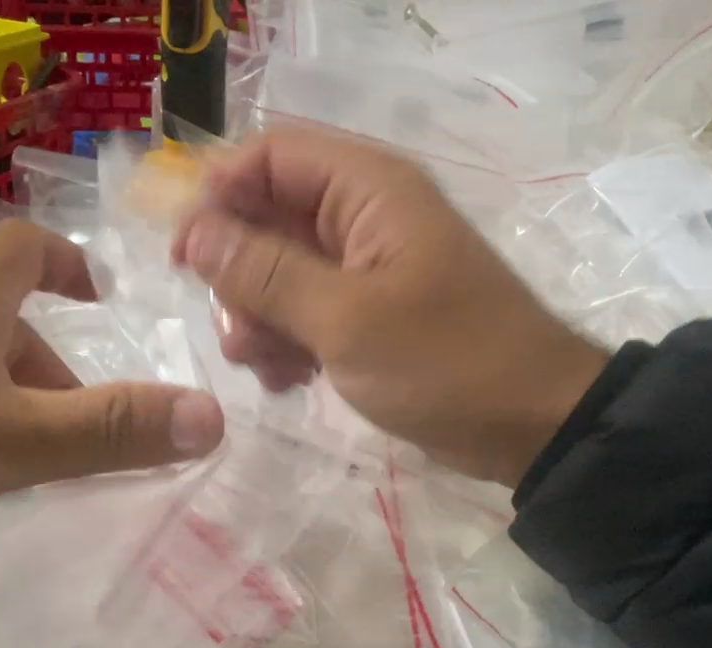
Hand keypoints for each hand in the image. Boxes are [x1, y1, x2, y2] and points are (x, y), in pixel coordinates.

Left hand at [0, 221, 225, 545]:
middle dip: (47, 364)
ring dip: (0, 392)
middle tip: (77, 429)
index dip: (71, 266)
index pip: (30, 246)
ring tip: (21, 458)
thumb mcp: (11, 438)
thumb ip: (108, 430)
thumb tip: (211, 416)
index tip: (100, 302)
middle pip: (2, 312)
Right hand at [172, 127, 608, 488]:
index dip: (219, 197)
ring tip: (272, 370)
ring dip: (260, 322)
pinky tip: (291, 383)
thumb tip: (194, 231)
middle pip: (266, 221)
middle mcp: (362, 217)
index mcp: (367, 189)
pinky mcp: (366, 316)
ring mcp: (364, 270)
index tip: (185, 259)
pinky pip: (303, 315)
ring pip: (278, 276)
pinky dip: (287, 346)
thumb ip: (264, 273)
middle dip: (240, 280)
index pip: (270, 156)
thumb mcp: (345, 318)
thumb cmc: (444, 362)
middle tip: (241, 337)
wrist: (526, 426)